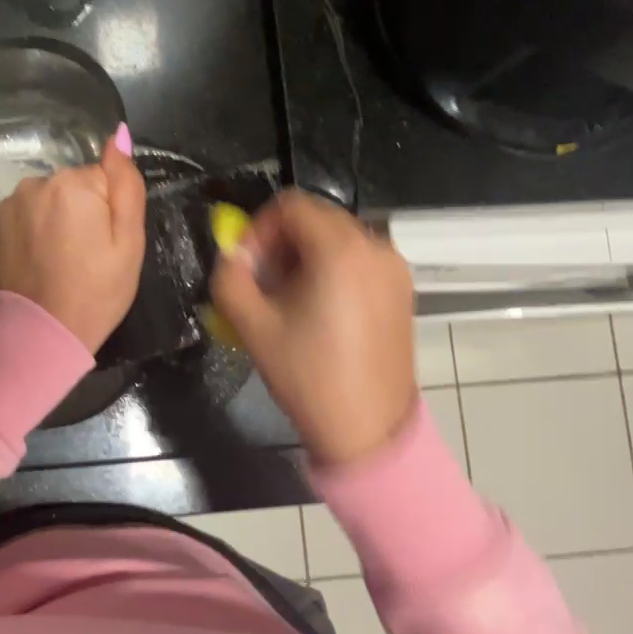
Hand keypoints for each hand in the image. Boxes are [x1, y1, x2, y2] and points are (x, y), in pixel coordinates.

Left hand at [0, 126, 146, 353]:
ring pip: (48, 199)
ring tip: (61, 261)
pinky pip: (26, 214)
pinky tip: (39, 260)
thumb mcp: (129, 241)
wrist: (43, 333)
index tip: (104, 245)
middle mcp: (35, 183)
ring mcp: (10, 204)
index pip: (104, 180)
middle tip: (86, 257)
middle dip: (82, 212)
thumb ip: (126, 184)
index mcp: (73, 183)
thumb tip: (120, 134)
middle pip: (74, 186)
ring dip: (56, 220)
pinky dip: (33, 230)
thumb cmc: (97, 292)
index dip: (109, 212)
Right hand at [209, 189, 416, 466]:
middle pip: (317, 219)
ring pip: (339, 239)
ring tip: (288, 299)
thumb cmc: (307, 375)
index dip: (259, 228)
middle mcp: (375, 247)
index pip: (291, 206)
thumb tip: (233, 256)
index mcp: (339, 249)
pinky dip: (333, 270)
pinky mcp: (402, 291)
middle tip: (262, 282)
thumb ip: (230, 277)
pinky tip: (319, 311)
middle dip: (281, 242)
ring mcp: (394, 269)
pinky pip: (359, 261)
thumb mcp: (252, 326)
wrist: (368, 428)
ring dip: (306, 256)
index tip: (247, 265)